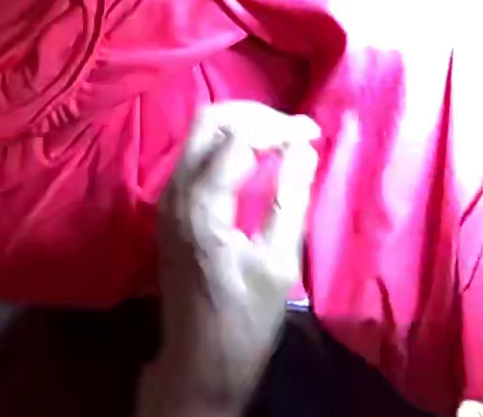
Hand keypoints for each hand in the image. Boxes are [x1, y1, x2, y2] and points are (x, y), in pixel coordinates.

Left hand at [138, 102, 320, 416]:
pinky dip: (229, 141)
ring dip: (241, 124)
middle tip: (295, 129)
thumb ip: (290, 200)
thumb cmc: (243, 324)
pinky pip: (197, 150)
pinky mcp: (171, 202)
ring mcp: (168, 194)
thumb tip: (304, 149)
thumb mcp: (279, 267)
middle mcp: (176, 189)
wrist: (196, 367)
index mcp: (202, 204)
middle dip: (256, 115)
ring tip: (282, 137)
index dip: (279, 127)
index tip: (314, 132)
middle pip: (210, 119)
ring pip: (200, 130)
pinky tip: (257, 154)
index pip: (240, 138)